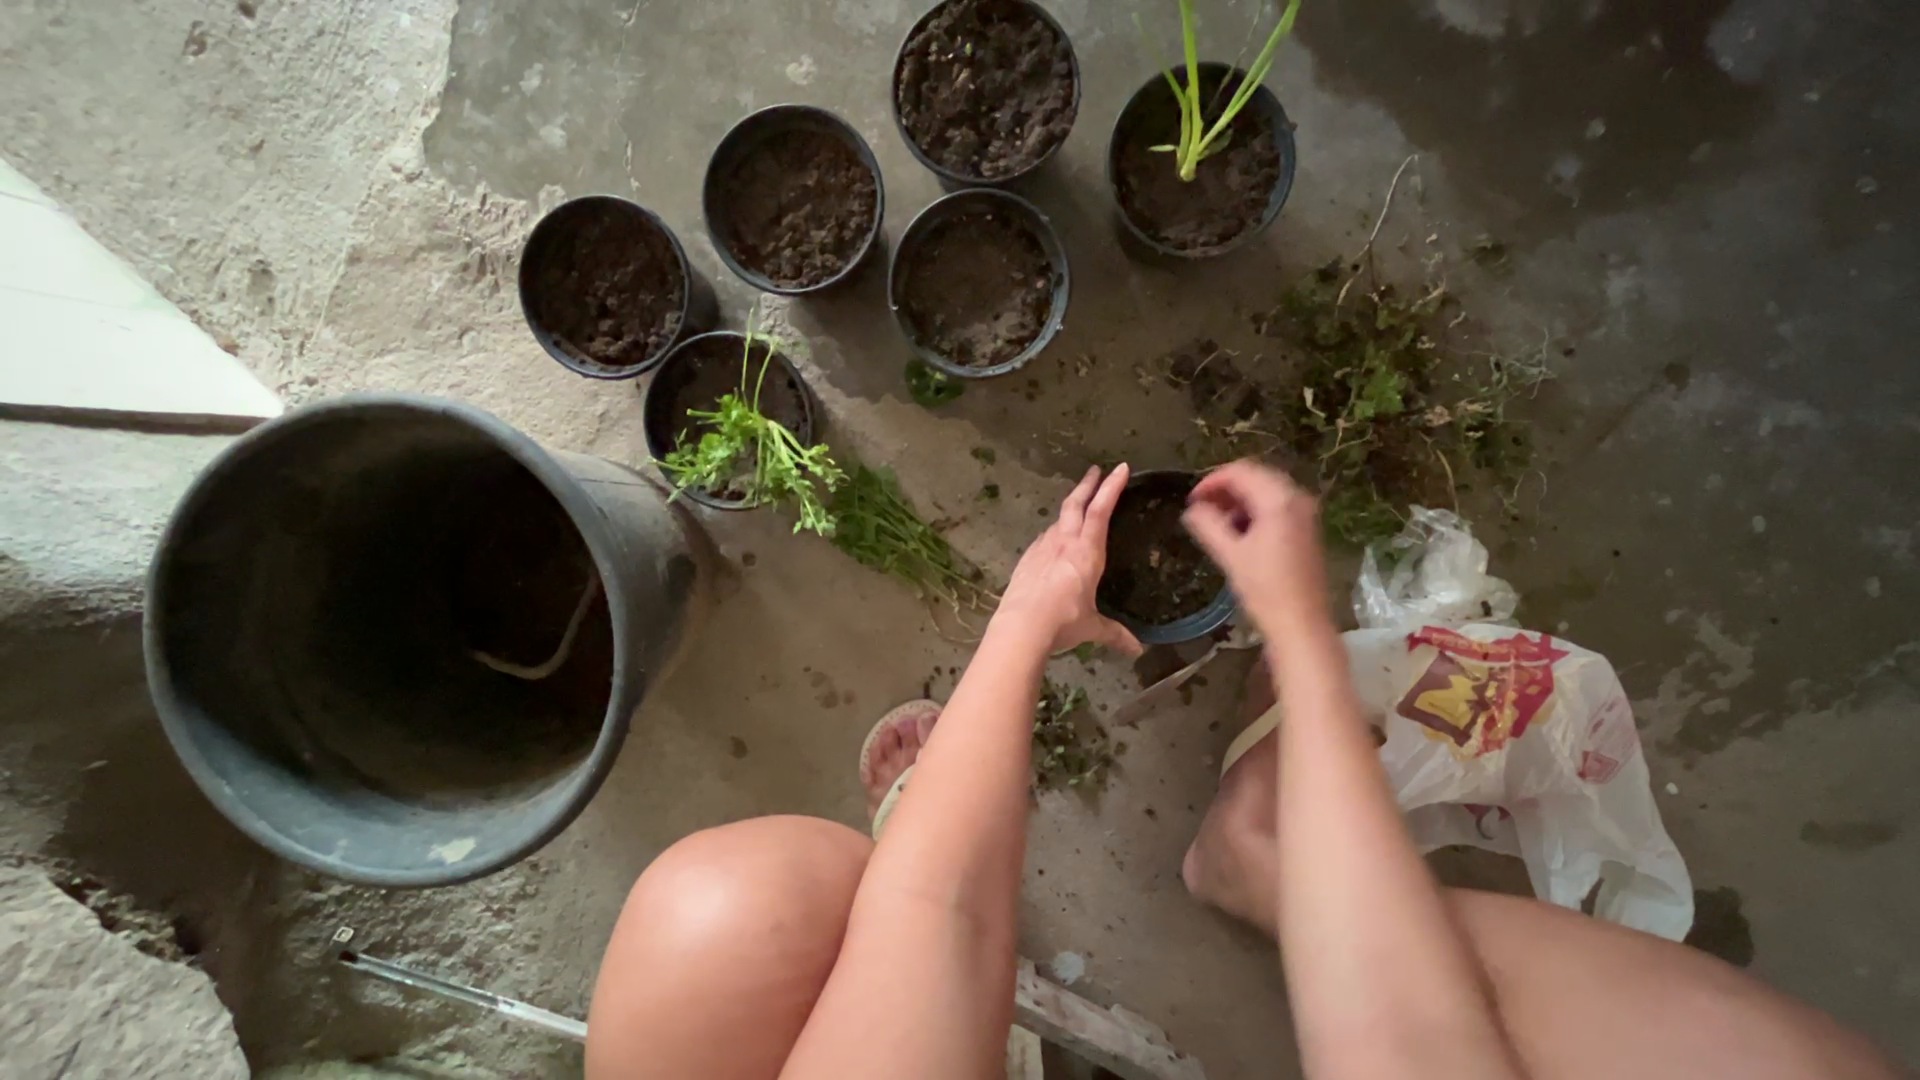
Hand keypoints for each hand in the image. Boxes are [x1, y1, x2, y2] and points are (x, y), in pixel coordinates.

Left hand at [997, 465, 1144, 657]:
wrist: (1020, 626)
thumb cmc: (1063, 622)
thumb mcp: (1092, 627)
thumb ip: (1114, 634)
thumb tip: (1137, 650)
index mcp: (1086, 552)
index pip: (1101, 510)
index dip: (1111, 487)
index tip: (1120, 468)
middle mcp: (1063, 543)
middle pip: (1076, 504)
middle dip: (1088, 485)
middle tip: (1095, 471)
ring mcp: (1041, 549)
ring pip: (1057, 520)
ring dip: (1069, 507)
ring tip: (1076, 505)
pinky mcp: (1026, 560)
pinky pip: (1043, 539)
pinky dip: (1053, 532)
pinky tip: (1052, 540)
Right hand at [1181, 461, 1328, 633]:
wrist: (1302, 624)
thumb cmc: (1265, 591)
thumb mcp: (1230, 556)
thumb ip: (1208, 525)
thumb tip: (1192, 510)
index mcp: (1279, 501)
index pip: (1241, 472)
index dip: (1211, 481)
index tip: (1191, 500)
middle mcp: (1297, 499)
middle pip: (1255, 477)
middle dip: (1225, 489)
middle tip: (1200, 508)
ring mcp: (1306, 514)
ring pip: (1266, 491)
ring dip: (1239, 500)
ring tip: (1216, 522)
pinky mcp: (1307, 529)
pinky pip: (1277, 506)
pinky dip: (1255, 511)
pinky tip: (1238, 533)